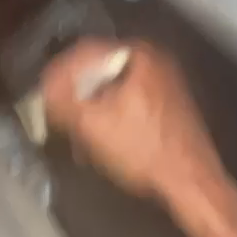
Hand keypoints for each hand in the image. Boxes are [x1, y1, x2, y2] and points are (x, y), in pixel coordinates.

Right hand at [39, 38, 223, 201]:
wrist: (193, 186)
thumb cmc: (143, 148)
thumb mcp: (93, 124)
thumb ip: (62, 101)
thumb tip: (43, 87)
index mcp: (139, 53)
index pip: (87, 50)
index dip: (60, 70)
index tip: (43, 89)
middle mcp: (156, 59)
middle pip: (102, 67)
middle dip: (77, 89)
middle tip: (59, 107)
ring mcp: (167, 82)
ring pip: (116, 85)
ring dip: (93, 104)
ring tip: (77, 127)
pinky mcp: (171, 105)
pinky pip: (132, 98)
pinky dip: (113, 111)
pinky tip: (102, 135)